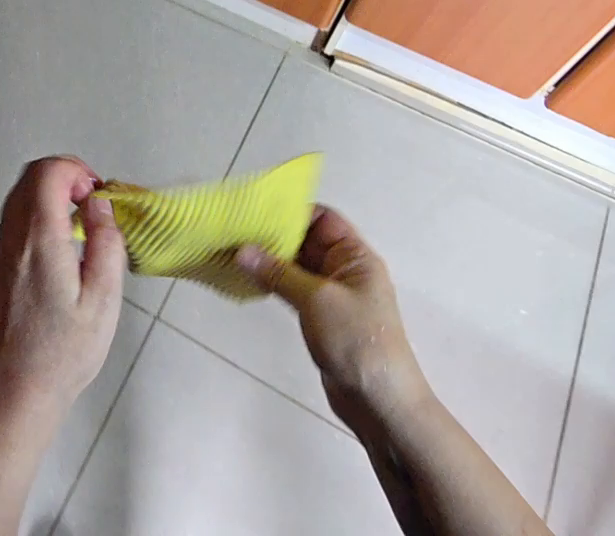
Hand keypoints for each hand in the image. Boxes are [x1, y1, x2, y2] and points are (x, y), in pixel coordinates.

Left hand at [0, 157, 126, 414]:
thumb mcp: (103, 301)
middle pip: (30, 175)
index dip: (77, 170)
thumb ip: (106, 244)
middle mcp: (14, 235)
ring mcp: (1, 248)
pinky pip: (16, 217)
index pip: (48, 172)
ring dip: (52, 192)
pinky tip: (63, 244)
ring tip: (81, 223)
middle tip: (93, 205)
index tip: (99, 198)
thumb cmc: (62, 351)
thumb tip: (100, 205)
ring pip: (20, 193)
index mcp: (40, 238)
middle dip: (66, 175)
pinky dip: (40, 211)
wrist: (13, 389)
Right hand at [236, 207, 427, 412]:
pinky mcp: (321, 316)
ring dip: (270, 259)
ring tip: (234, 252)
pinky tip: (248, 279)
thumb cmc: (356, 340)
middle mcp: (345, 270)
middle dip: (274, 234)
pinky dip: (274, 281)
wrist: (380, 402)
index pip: (323, 218)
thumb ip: (278, 272)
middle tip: (235, 230)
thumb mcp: (316, 300)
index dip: (292, 212)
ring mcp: (333, 294)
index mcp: (355, 257)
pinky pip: (294, 288)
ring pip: (297, 265)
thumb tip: (241, 250)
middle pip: (307, 240)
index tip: (256, 211)